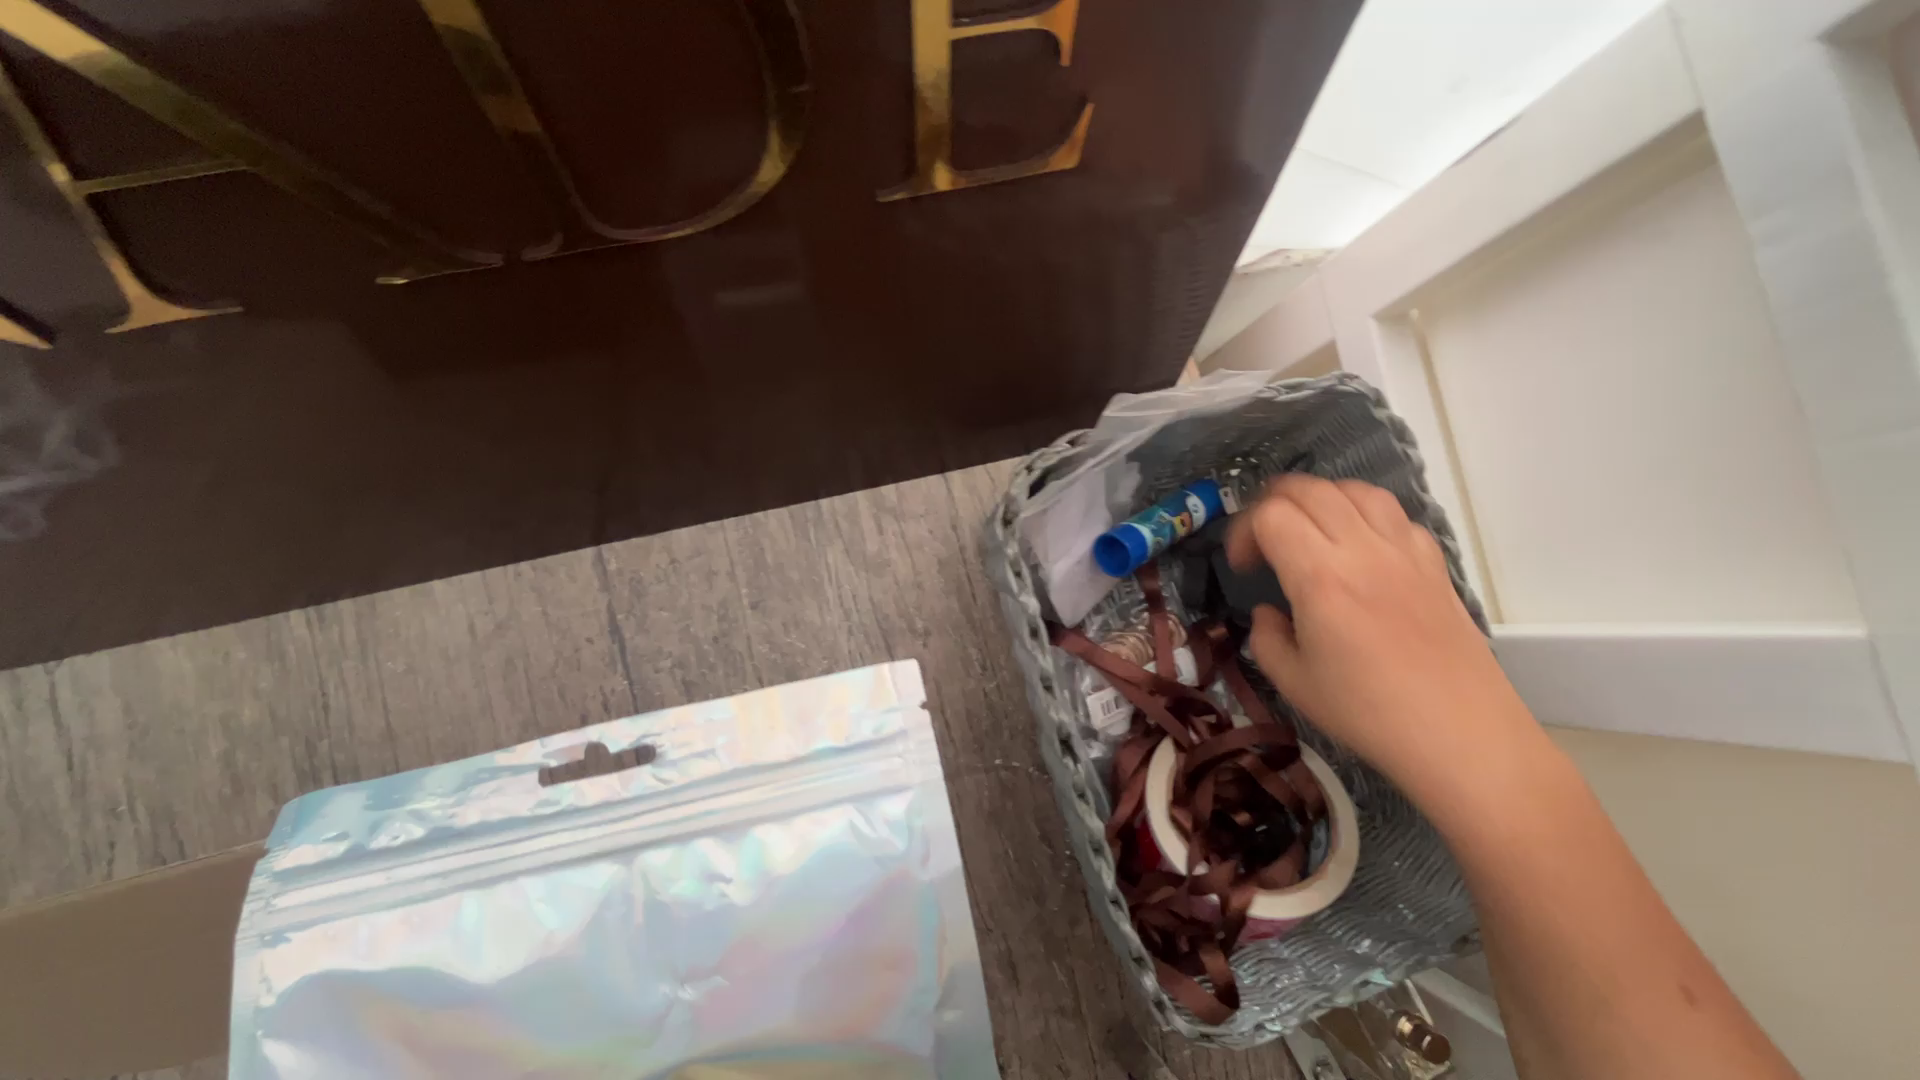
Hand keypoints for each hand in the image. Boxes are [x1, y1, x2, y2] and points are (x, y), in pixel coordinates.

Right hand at [1226, 475, 1534, 795]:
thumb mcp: (1294, 683)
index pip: (1270, 516)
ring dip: (1320, 500)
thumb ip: (1266, 638)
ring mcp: (1403, 550)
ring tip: (1309, 532)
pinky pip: (1393, 514)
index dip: (1243, 532)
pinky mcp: (1433, 562)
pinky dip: (1364, 516)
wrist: (1459, 732)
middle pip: (1308, 489)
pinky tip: (1359, 549)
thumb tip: (1269, 613)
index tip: (1242, 568)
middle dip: (1272, 505)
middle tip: (1264, 543)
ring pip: (1354, 489)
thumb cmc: (1369, 713)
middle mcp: (1362, 550)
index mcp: (1320, 578)